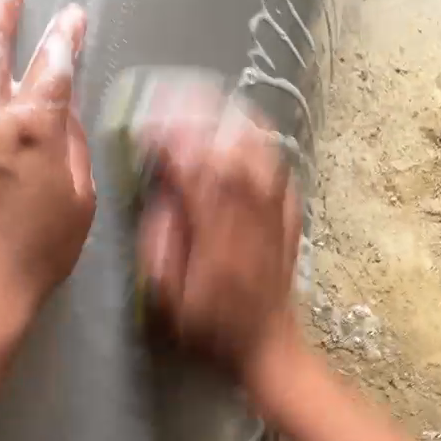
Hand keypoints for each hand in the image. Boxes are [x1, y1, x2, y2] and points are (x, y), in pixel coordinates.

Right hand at [137, 94, 302, 380]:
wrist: (268, 345)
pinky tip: (254, 133)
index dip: (172, 144)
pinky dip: (267, 148)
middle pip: (232, 154)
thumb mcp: (170, 297)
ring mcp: (274, 219)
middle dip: (204, 118)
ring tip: (216, 100)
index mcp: (214, 237)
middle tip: (180, 95)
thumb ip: (163, 244)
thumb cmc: (211, 328)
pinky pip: (282, 175)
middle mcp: (248, 219)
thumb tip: (163, 197)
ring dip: (238, 124)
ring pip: (262, 158)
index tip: (150, 126)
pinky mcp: (290, 222)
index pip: (194, 175)